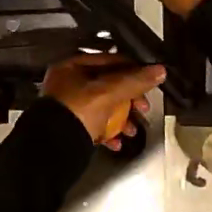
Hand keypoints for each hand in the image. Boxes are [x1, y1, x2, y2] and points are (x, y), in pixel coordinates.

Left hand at [41, 53, 161, 149]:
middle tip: (143, 107)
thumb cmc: (74, 114)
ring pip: (103, 108)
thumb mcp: (108, 93)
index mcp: (71, 68)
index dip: (131, 68)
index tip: (148, 79)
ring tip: (132, 130)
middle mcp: (67, 85)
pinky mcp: (70, 128)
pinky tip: (117, 142)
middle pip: (108, 86)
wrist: (53, 151)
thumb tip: (158, 71)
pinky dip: (109, 133)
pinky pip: (95, 126)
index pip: (109, 60)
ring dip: (122, 119)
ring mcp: (68, 108)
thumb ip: (134, 81)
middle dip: (129, 99)